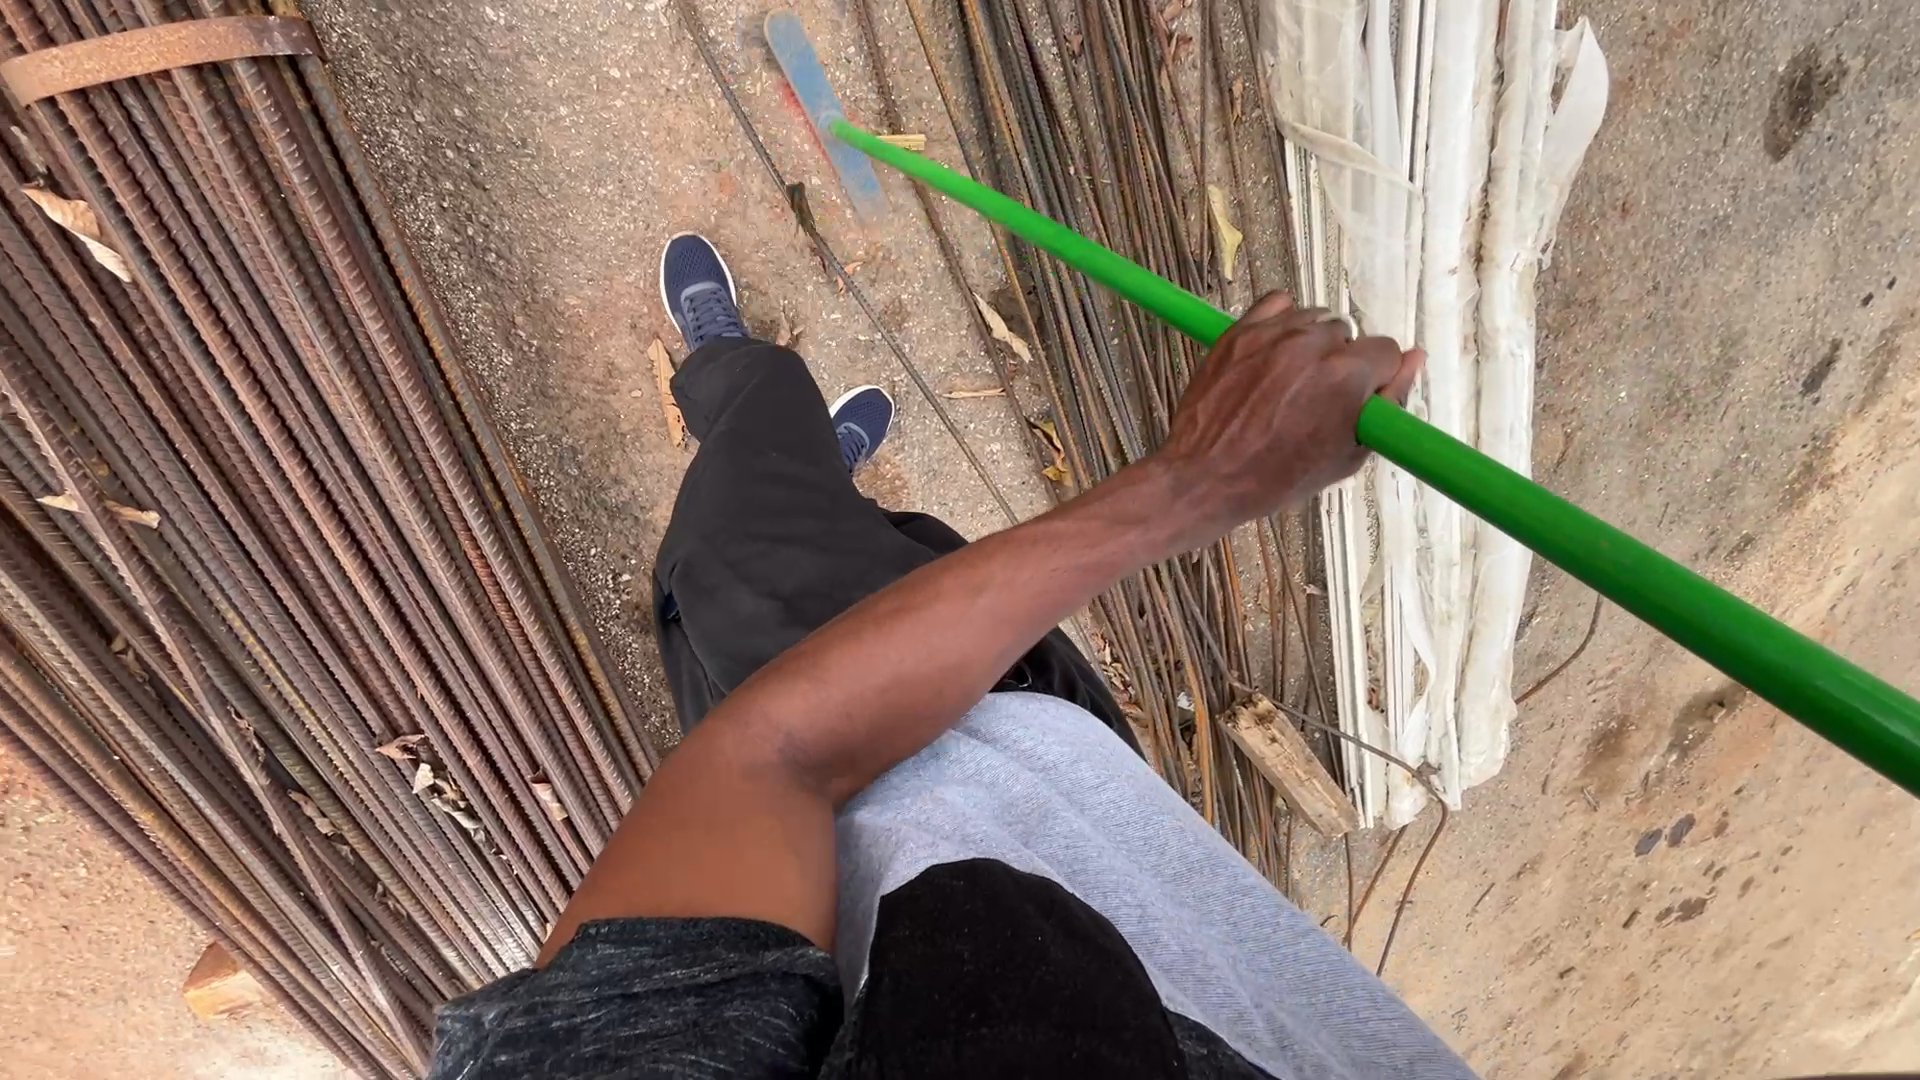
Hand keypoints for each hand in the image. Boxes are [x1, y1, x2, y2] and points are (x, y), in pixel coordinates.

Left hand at [1154, 292, 1421, 546]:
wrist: (1203, 477)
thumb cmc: (1272, 477)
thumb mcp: (1345, 457)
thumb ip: (1387, 406)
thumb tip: (1414, 360)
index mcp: (1345, 377)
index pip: (1386, 350)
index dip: (1373, 378)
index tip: (1352, 399)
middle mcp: (1310, 346)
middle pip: (1346, 334)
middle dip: (1338, 362)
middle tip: (1312, 398)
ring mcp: (1270, 336)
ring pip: (1313, 319)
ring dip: (1309, 342)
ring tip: (1287, 381)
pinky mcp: (1237, 333)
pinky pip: (1275, 304)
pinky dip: (1280, 321)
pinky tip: (1273, 352)